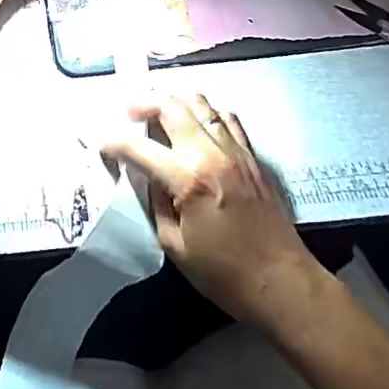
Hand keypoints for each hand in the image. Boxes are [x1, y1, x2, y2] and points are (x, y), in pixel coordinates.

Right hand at [101, 95, 332, 330]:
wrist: (284, 285)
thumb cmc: (224, 274)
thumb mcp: (173, 244)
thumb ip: (156, 202)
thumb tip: (148, 176)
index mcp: (187, 178)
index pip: (139, 147)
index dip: (114, 144)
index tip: (104, 147)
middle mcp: (211, 154)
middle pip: (171, 107)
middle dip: (144, 105)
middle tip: (130, 114)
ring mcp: (235, 151)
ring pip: (201, 104)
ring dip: (175, 103)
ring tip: (161, 115)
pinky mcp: (253, 158)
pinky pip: (227, 119)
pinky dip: (206, 115)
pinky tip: (198, 127)